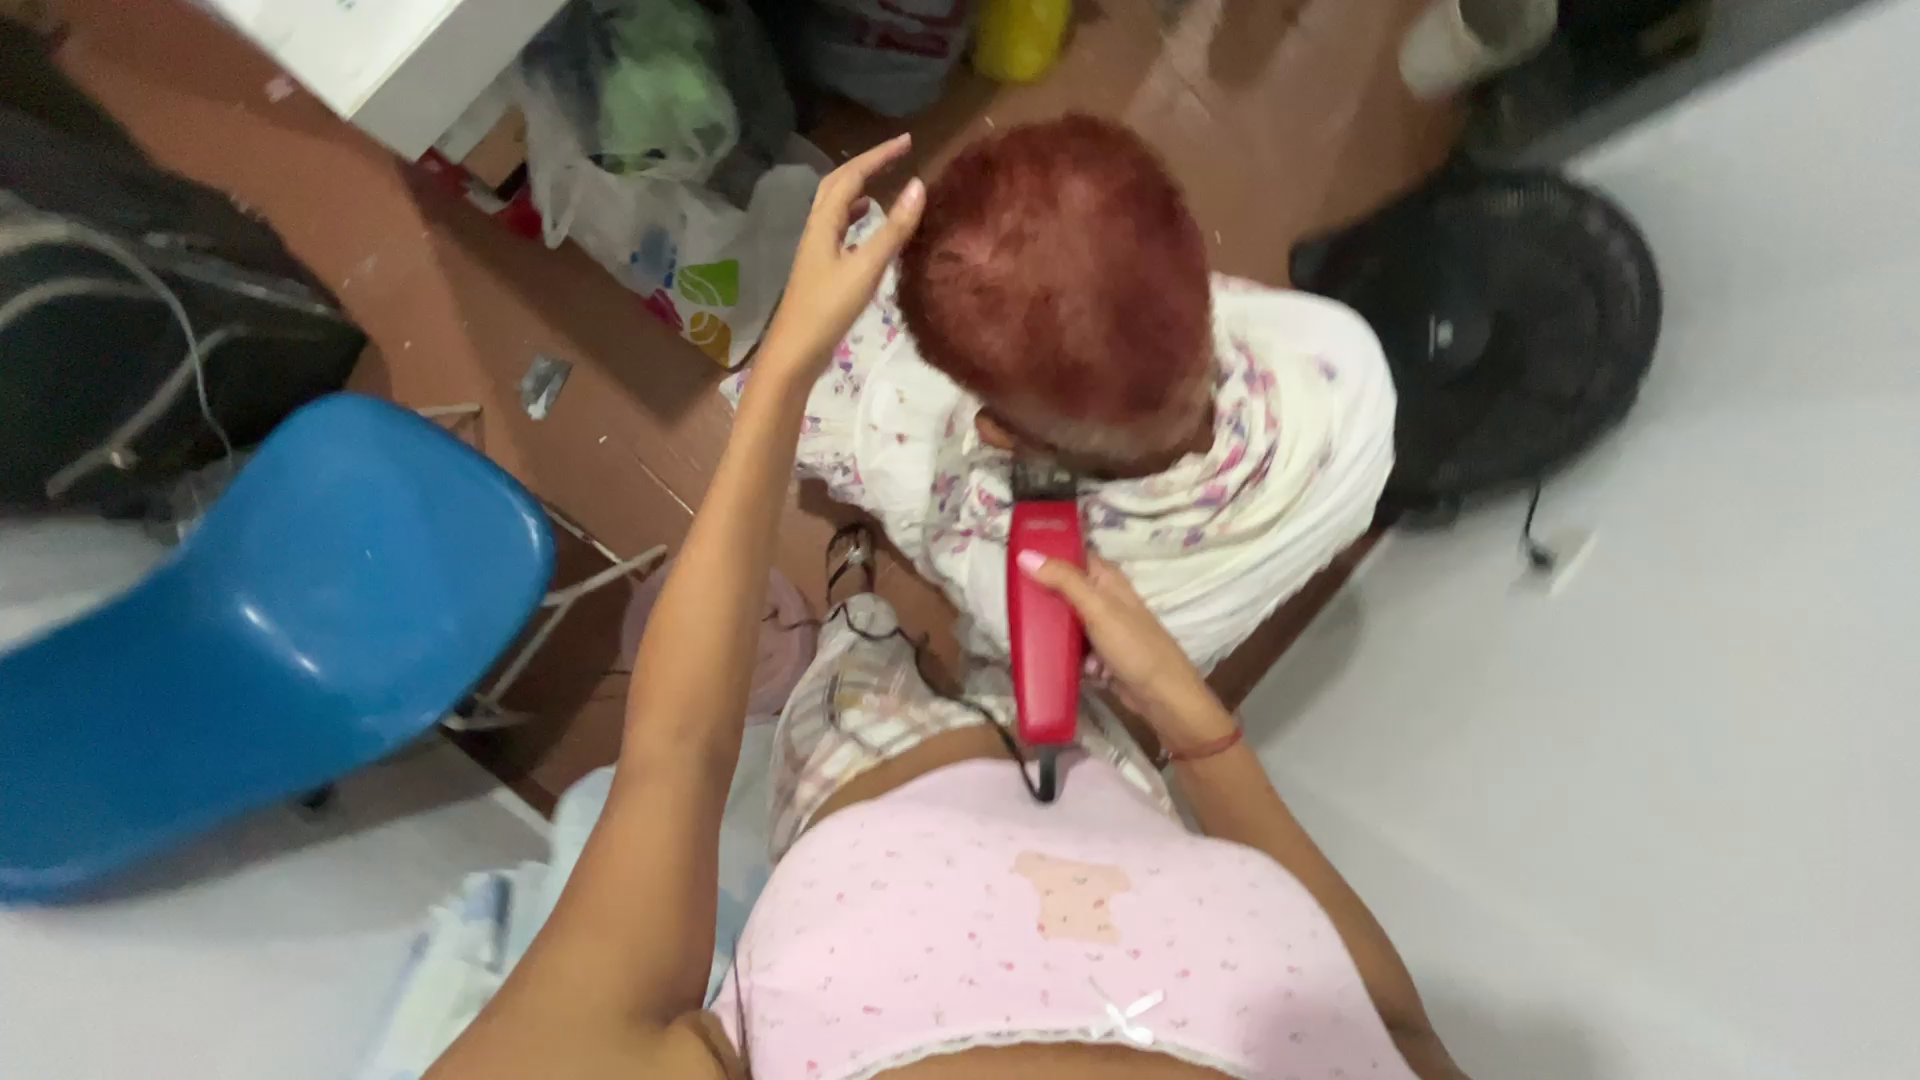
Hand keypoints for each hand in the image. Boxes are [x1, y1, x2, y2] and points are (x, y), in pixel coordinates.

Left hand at [756, 133, 924, 381]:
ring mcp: (816, 250)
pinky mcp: (821, 270)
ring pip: (837, 208)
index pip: (852, 175)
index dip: (879, 155)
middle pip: (838, 185)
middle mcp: (816, 229)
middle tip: (896, 156)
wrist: (796, 351)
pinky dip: (856, 220)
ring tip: (882, 187)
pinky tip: (867, 230)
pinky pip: (839, 232)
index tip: (907, 141)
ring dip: (859, 191)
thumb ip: (893, 230)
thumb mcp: (866, 268)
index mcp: (824, 223)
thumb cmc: (829, 309)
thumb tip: (918, 186)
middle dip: (867, 166)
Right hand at [1015, 551, 1236, 750]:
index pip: (1070, 554)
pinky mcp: (1095, 652)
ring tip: (1020, 629)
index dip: (1045, 554)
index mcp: (1106, 578)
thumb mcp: (1097, 609)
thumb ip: (1063, 581)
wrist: (1162, 697)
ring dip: (1047, 627)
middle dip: (1039, 595)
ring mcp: (1099, 626)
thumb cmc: (1134, 646)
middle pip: (1061, 588)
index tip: (1011, 557)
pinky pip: (1068, 645)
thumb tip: (1024, 554)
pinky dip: (1060, 650)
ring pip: (1062, 619)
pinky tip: (1046, 656)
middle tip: (1008, 599)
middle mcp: (1102, 597)